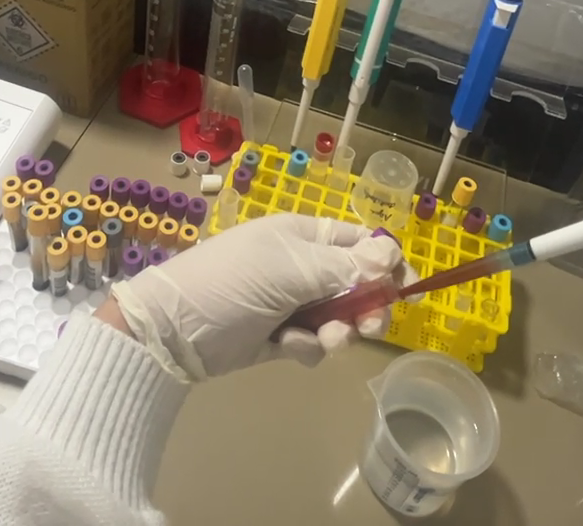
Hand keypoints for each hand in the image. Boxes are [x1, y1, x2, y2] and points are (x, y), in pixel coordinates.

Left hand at [102, 214, 405, 382]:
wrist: (175, 331)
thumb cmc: (234, 283)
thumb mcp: (291, 268)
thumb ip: (344, 266)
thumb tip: (391, 252)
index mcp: (302, 235)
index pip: (357, 240)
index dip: (385, 261)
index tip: (407, 287)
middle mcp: (300, 265)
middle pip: (354, 283)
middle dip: (365, 305)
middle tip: (372, 325)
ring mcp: (288, 302)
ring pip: (337, 318)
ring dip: (336, 331)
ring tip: (321, 338)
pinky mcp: (278, 337)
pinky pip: (312, 343)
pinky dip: (305, 348)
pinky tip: (284, 347)